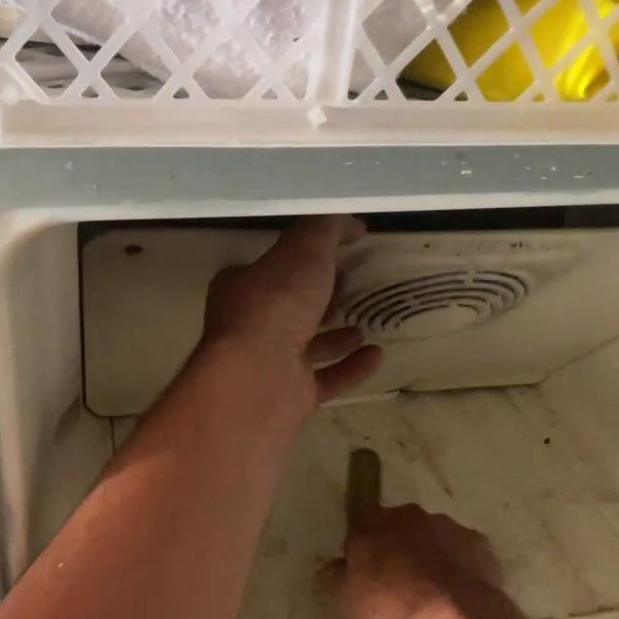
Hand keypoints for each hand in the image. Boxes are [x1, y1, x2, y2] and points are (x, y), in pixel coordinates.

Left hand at [197, 216, 382, 419]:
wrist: (258, 380)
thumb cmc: (275, 304)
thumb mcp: (303, 249)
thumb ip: (325, 229)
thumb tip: (348, 222)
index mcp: (241, 286)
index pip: (272, 265)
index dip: (302, 255)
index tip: (338, 250)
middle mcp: (250, 324)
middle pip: (288, 305)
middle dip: (318, 294)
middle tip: (352, 284)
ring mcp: (269, 364)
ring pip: (305, 345)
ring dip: (334, 334)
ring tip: (364, 321)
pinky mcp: (290, 397)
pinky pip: (326, 379)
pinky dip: (351, 367)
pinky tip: (377, 355)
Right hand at [318, 504, 519, 618]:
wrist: (454, 614)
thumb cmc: (393, 604)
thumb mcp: (347, 601)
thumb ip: (333, 578)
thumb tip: (330, 567)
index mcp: (373, 522)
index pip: (361, 531)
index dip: (364, 556)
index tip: (370, 582)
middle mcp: (408, 514)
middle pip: (398, 530)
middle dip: (398, 552)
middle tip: (401, 589)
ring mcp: (446, 525)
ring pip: (432, 539)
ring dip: (429, 557)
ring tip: (433, 595)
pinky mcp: (477, 542)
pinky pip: (462, 553)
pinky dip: (458, 567)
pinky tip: (458, 594)